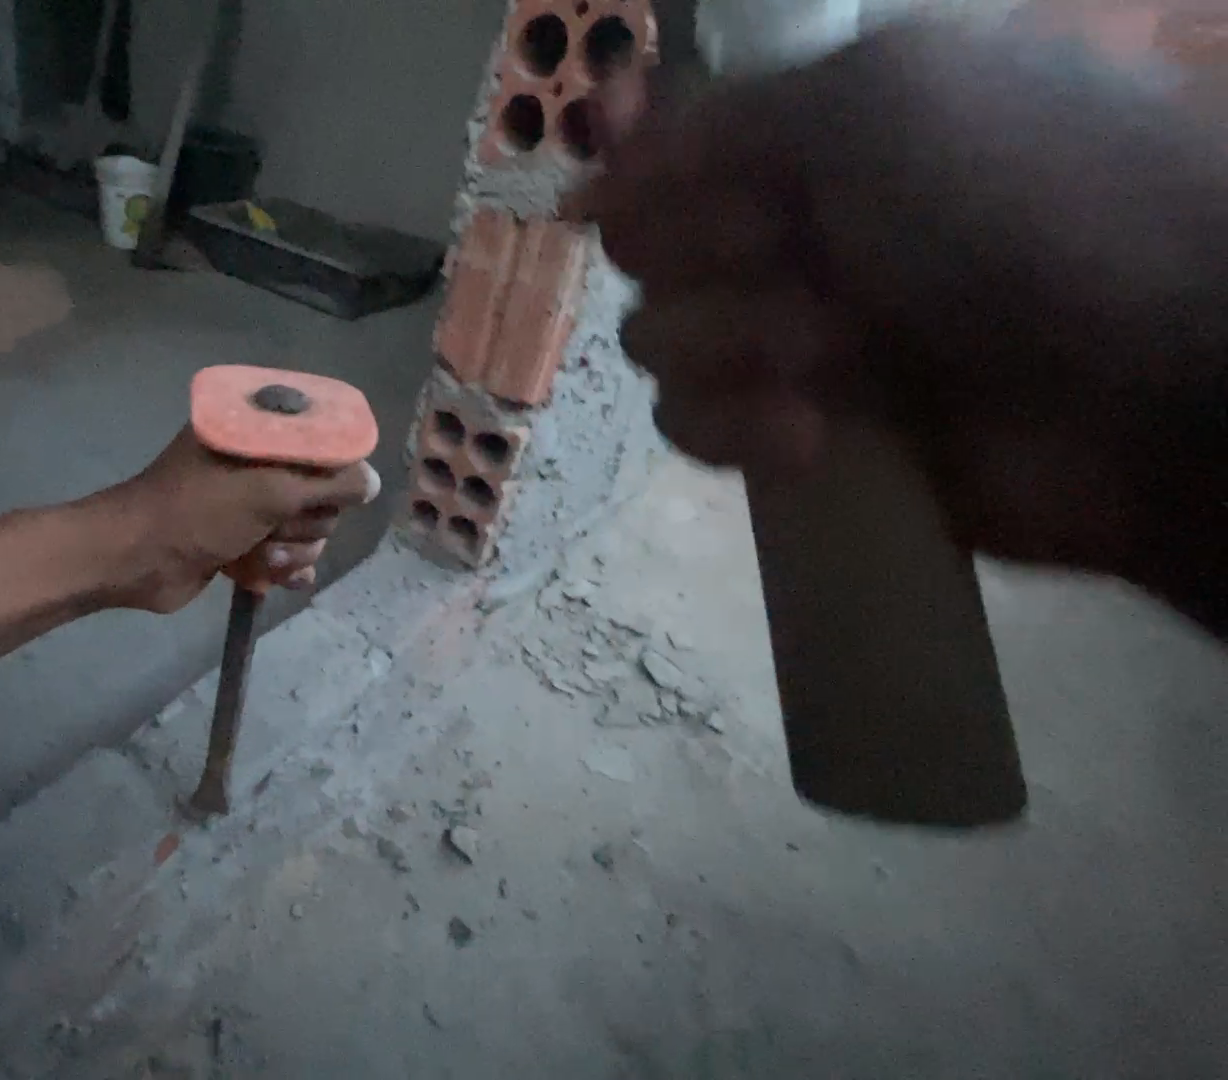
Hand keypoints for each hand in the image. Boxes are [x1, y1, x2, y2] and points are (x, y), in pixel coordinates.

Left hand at [102, 427, 380, 613]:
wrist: (139, 559)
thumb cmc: (200, 511)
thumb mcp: (269, 489)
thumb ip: (329, 483)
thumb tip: (372, 482)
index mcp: (261, 431)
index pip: (327, 442)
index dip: (331, 473)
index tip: (319, 492)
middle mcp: (261, 463)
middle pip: (323, 495)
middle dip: (303, 522)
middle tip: (274, 525)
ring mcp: (253, 504)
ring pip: (307, 531)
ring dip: (288, 551)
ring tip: (260, 557)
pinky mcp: (246, 541)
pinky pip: (288, 557)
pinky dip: (282, 570)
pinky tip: (266, 577)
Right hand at [582, 21, 1227, 597]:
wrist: (1147, 381)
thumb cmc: (1028, 207)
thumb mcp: (884, 102)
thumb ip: (726, 122)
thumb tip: (590, 179)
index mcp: (804, 145)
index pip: (658, 162)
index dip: (638, 181)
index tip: (627, 198)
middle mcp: (780, 236)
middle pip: (644, 258)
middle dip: (706, 267)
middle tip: (794, 262)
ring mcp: (779, 338)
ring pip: (658, 348)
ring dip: (734, 352)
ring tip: (834, 358)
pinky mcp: (782, 427)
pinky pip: (689, 425)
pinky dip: (740, 430)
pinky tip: (813, 435)